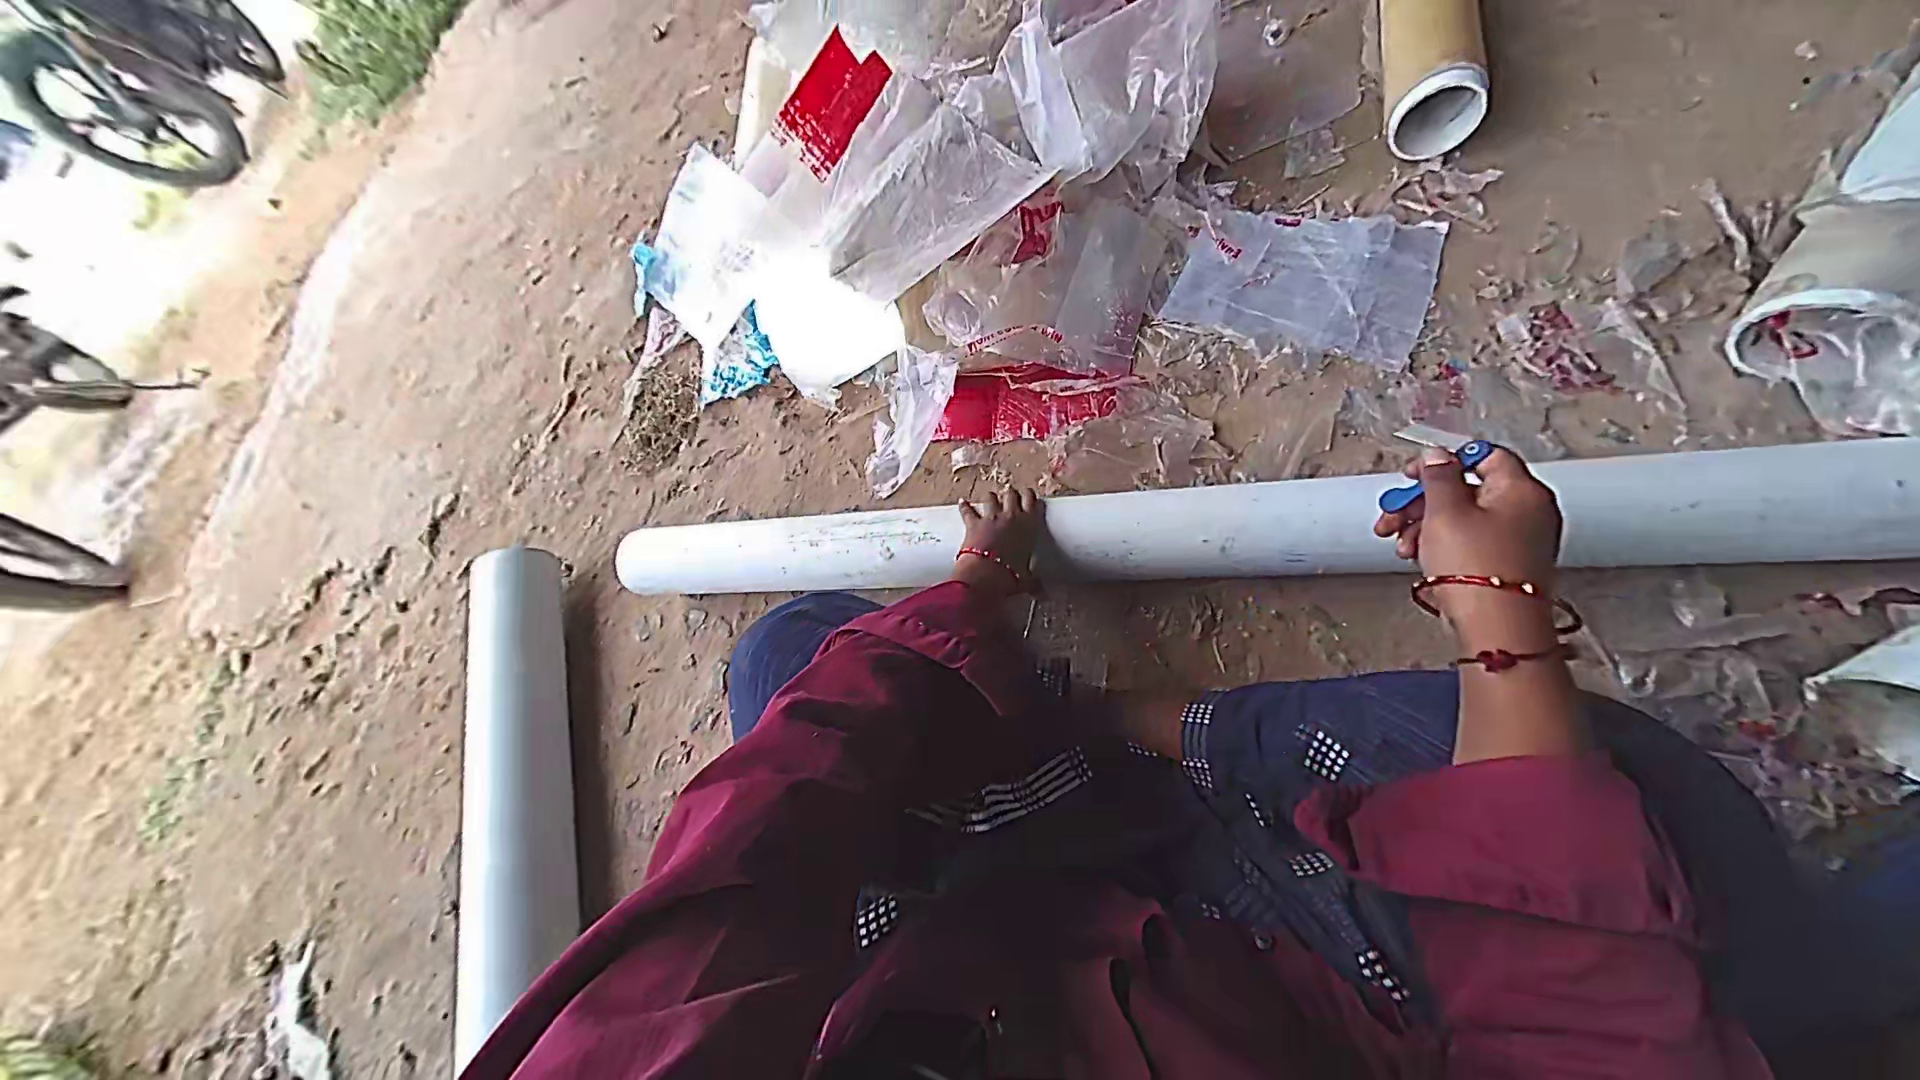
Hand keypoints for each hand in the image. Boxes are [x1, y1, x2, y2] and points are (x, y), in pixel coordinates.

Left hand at [953, 487, 1043, 600]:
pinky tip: (962, 502)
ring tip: (991, 499)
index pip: (1032, 500)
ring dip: (991, 498)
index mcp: (1029, 525)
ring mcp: (991, 518)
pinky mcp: (973, 524)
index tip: (1028, 496)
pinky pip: (968, 510)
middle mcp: (1011, 516)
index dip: (1029, 496)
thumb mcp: (1026, 579)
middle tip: (1010, 499)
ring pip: (991, 497)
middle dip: (1010, 495)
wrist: (987, 575)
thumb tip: (1042, 594)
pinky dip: (964, 506)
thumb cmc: (1011, 576)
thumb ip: (1034, 583)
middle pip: (1011, 494)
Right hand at [1372, 445, 1562, 640]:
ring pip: (1462, 517)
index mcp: (1521, 490)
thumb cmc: (1475, 566)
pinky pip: (1467, 540)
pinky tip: (1418, 555)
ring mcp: (1518, 538)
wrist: (1494, 622)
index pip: (1484, 456)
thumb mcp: (1445, 511)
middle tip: (1394, 514)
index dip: (1445, 461)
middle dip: (1421, 502)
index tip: (1415, 473)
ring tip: (1402, 544)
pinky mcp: (1504, 561)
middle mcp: (1527, 510)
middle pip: (1466, 490)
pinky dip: (1439, 542)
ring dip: (1423, 525)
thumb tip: (1439, 457)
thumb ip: (1439, 478)